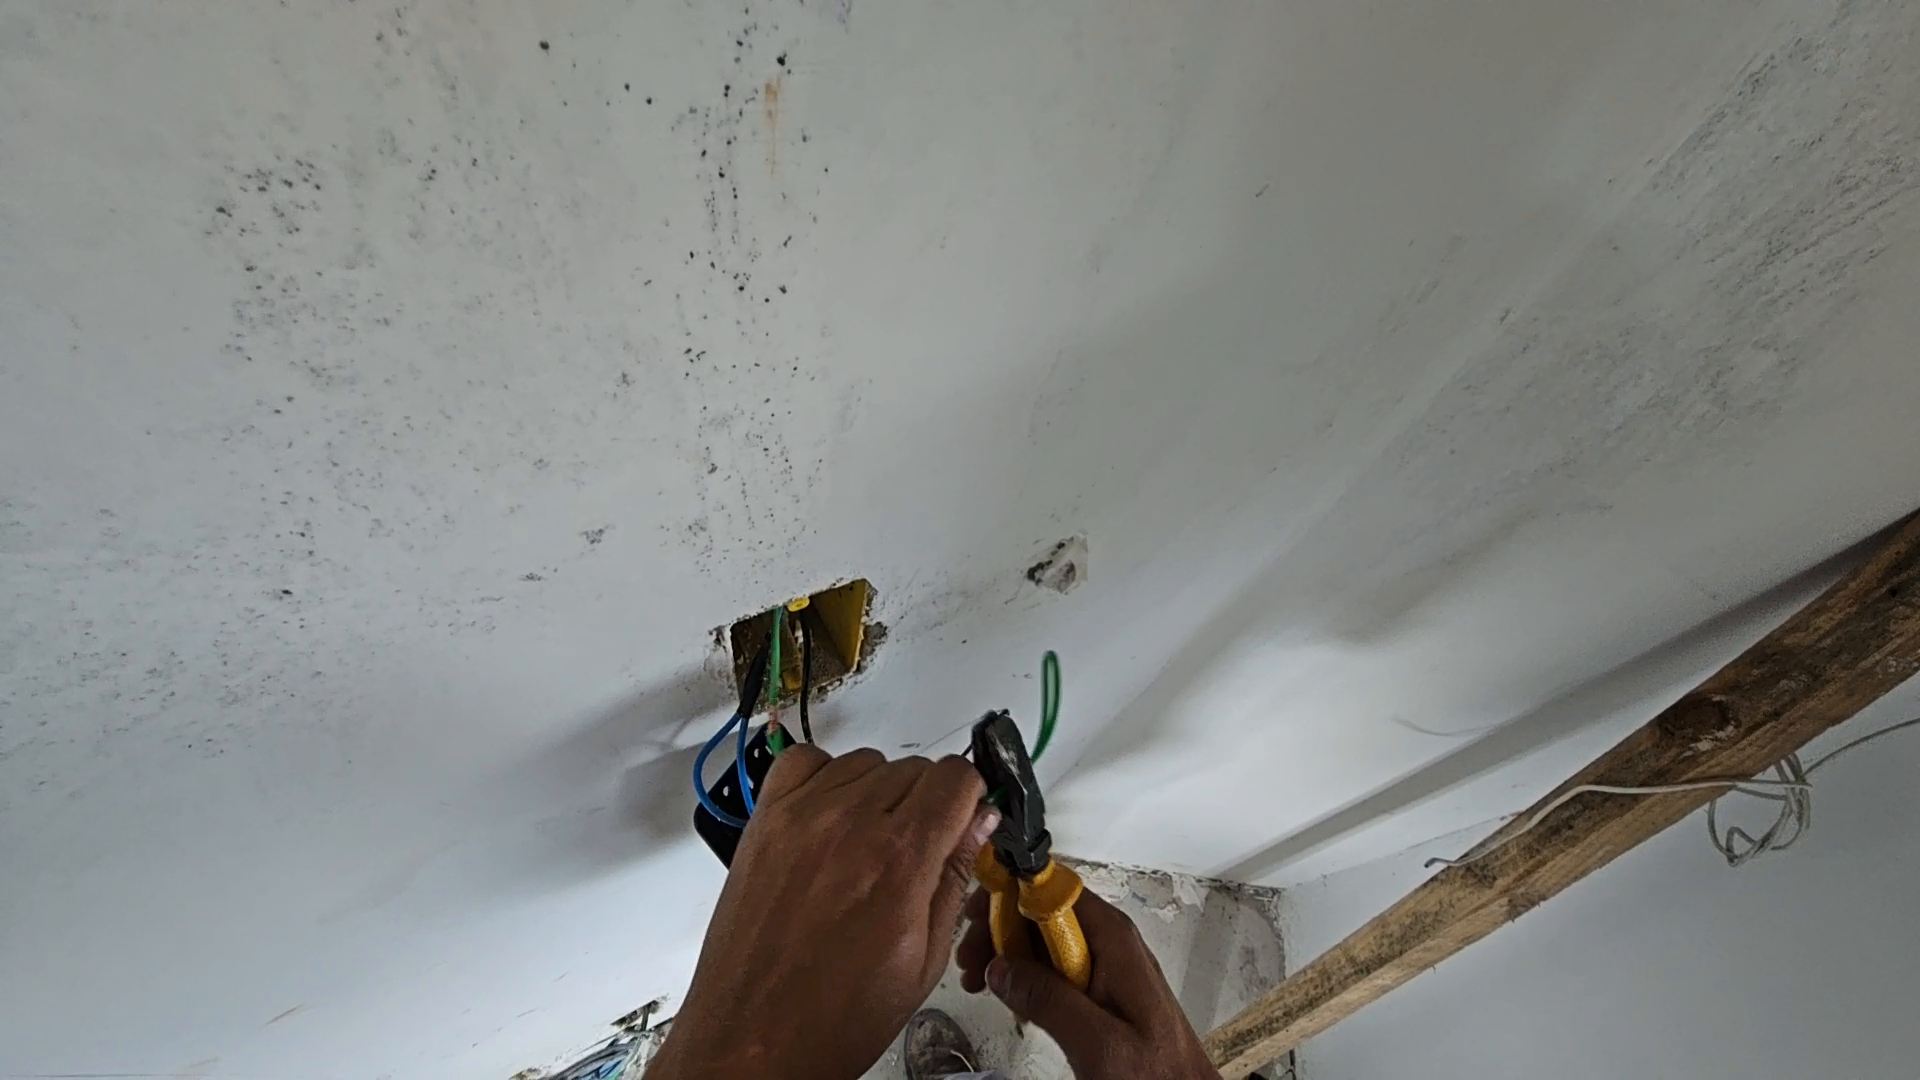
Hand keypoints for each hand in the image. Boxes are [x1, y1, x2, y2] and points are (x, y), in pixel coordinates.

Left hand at [648, 746, 997, 1079]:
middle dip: (930, 800)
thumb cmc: (836, 1015)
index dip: (969, 796)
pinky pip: (806, 760)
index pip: (956, 776)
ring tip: (869, 840)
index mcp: (900, 858)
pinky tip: (830, 814)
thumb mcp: (924, 959)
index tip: (963, 817)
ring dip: (880, 790)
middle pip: (916, 767)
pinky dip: (825, 776)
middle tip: (917, 847)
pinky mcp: (767, 818)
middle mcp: (851, 822)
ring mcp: (803, 814)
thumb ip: (955, 876)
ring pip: (868, 760)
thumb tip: (981, 819)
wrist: (752, 1042)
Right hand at [957, 886, 1220, 1078]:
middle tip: (967, 959)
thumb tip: (998, 967)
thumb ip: (1049, 1000)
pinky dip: (1022, 974)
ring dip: (1005, 951)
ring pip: (1042, 936)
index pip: (1053, 886)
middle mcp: (1105, 936)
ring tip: (975, 980)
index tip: (975, 916)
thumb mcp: (1098, 1041)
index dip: (1010, 892)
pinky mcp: (1097, 986)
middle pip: (1041, 909)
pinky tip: (1004, 996)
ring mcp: (1102, 960)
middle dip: (999, 926)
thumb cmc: (1151, 1073)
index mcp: (1110, 934)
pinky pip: (1051, 965)